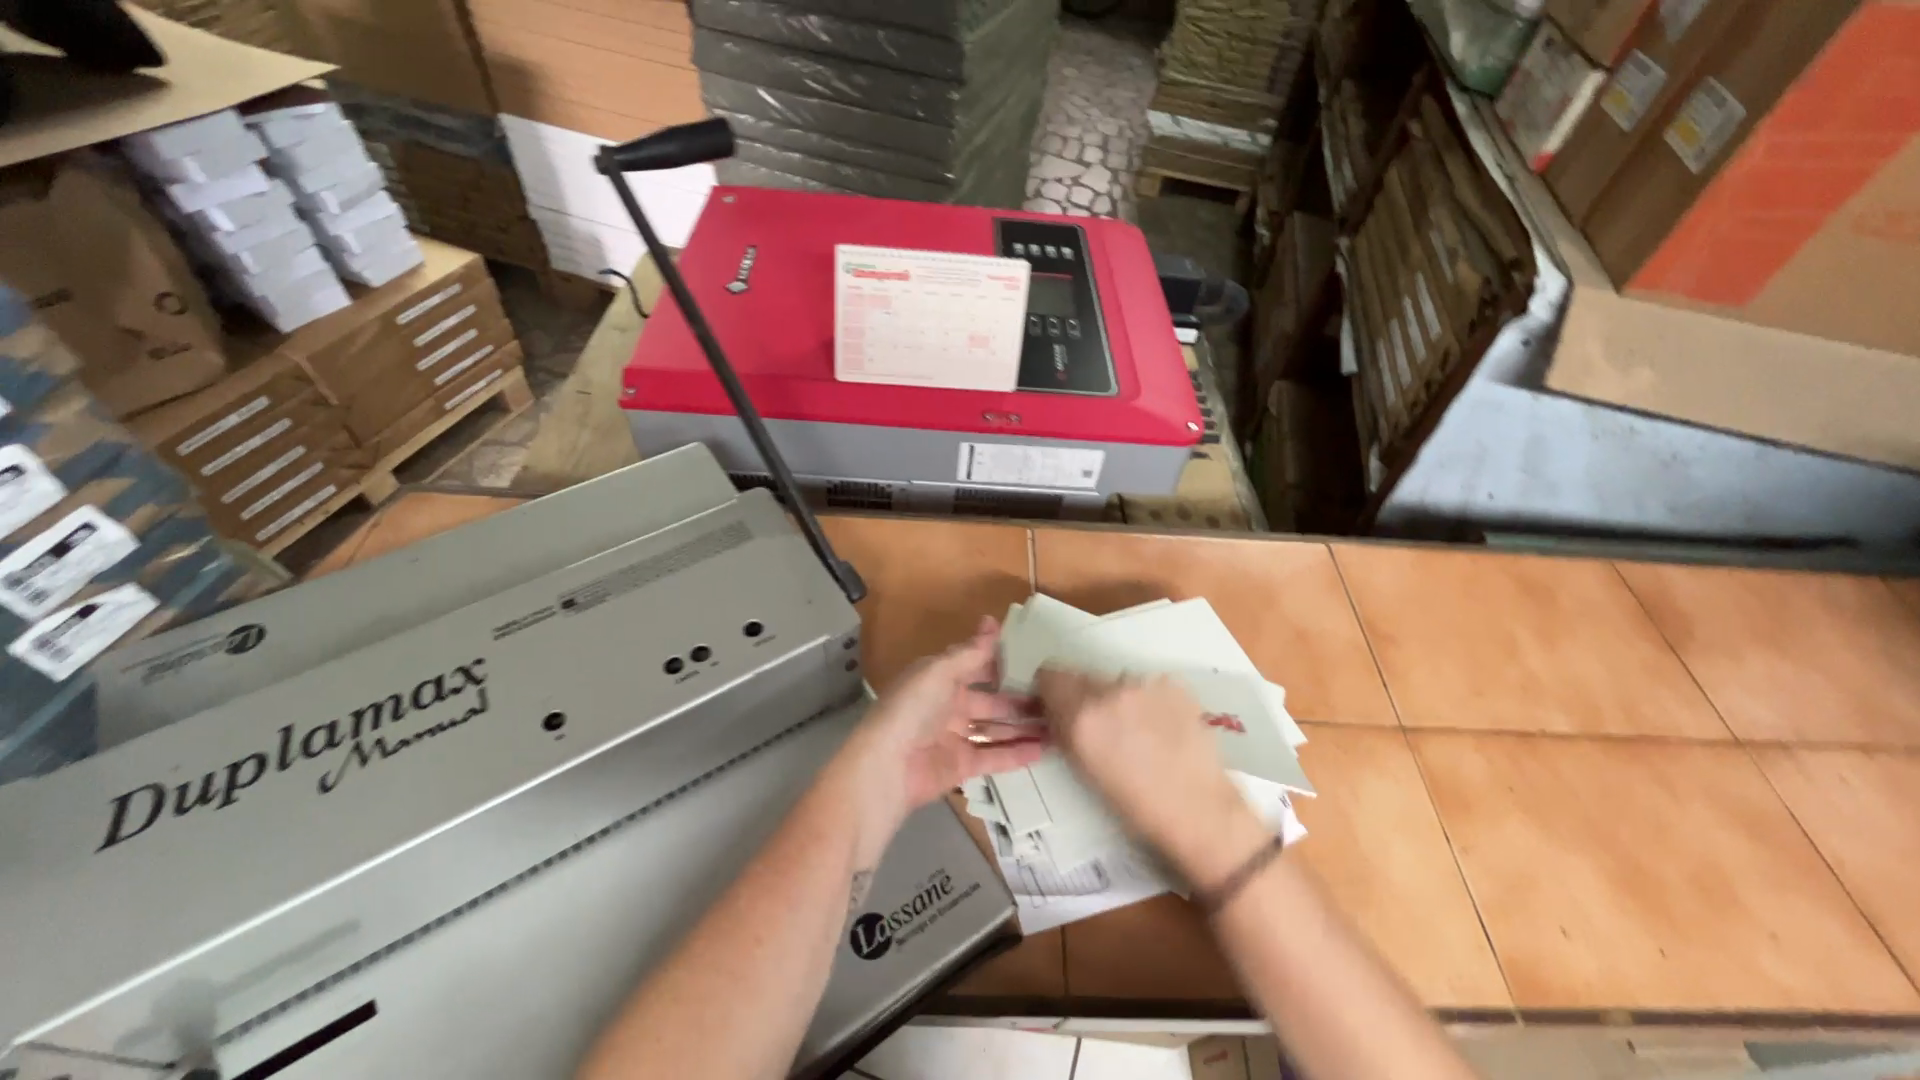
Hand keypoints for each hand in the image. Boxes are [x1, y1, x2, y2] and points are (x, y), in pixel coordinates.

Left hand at [835, 618, 1046, 857]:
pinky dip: (1017, 753)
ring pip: (996, 729)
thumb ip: (970, 652)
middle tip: (1056, 697)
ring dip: (1024, 727)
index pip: (976, 665)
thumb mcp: (939, 671)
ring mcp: (955, 737)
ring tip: (1059, 724)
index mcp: (939, 678)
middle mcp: (948, 706)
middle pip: (991, 700)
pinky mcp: (961, 766)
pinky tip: (1044, 749)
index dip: (1002, 662)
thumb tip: (991, 621)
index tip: (1036, 658)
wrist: (888, 767)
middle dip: (1020, 699)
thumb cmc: (912, 709)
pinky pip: (994, 756)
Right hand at [1033, 667, 1259, 876]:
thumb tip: (1054, 710)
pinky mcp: (1174, 684)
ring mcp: (1145, 683)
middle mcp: (1110, 690)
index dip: (1052, 693)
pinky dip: (1149, 701)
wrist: (1198, 809)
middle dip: (1087, 698)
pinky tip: (1163, 728)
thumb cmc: (1134, 804)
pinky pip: (1148, 685)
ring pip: (1117, 681)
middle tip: (1105, 728)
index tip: (1060, 708)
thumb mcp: (1083, 770)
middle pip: (1083, 677)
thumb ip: (1064, 731)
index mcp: (1082, 715)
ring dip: (1120, 699)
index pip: (1050, 675)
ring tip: (1140, 732)